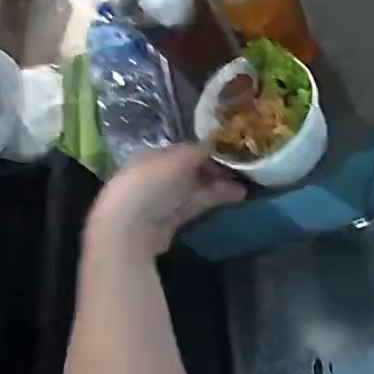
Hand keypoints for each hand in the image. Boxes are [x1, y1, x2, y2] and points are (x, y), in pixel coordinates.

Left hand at [85, 145, 245, 256]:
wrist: (129, 229)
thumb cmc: (149, 184)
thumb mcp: (176, 158)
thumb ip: (196, 150)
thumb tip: (212, 144)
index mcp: (150, 157)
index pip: (181, 150)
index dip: (205, 150)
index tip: (229, 150)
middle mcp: (155, 177)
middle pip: (189, 170)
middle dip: (214, 169)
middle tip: (242, 169)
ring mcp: (161, 201)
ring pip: (194, 189)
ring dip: (219, 186)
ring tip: (244, 186)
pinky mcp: (169, 223)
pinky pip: (195, 206)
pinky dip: (213, 200)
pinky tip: (234, 197)